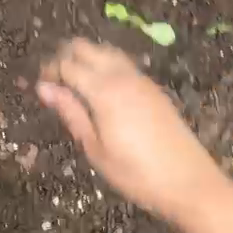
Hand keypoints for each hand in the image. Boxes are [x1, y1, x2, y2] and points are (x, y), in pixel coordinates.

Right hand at [36, 39, 227, 222]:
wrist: (192, 184)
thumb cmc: (136, 174)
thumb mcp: (95, 149)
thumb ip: (70, 113)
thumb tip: (44, 88)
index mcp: (104, 91)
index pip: (67, 64)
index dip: (49, 72)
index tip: (40, 88)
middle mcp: (122, 77)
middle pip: (85, 48)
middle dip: (64, 58)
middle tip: (55, 83)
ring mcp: (141, 81)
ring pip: (105, 52)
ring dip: (86, 59)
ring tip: (75, 85)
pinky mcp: (153, 90)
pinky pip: (122, 65)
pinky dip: (104, 66)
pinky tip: (101, 91)